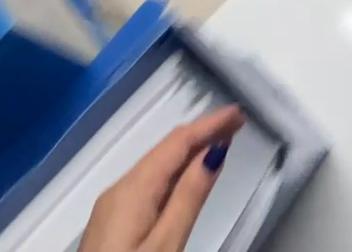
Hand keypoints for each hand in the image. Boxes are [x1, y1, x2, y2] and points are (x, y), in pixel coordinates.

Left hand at [80, 105, 244, 251]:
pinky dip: (175, 169)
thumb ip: (190, 197)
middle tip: (237, 124)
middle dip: (202, 132)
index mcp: (132, 190)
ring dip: (190, 149)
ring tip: (221, 141)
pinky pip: (149, 182)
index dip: (210, 124)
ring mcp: (112, 206)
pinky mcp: (112, 223)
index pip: (177, 142)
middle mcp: (119, 190)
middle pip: (166, 148)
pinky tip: (189, 173)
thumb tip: (214, 152)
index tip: (239, 114)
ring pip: (157, 164)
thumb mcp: (166, 245)